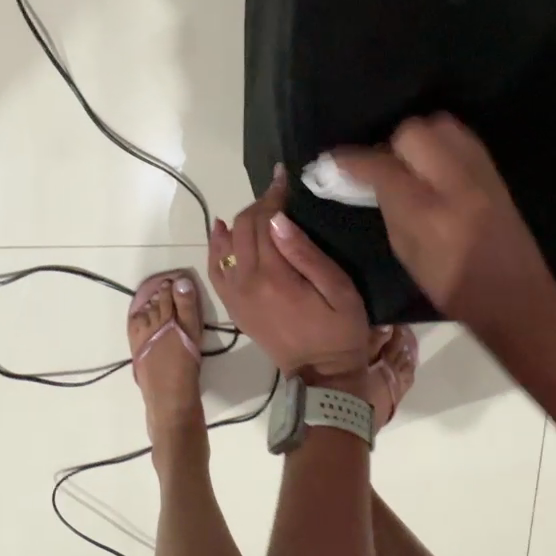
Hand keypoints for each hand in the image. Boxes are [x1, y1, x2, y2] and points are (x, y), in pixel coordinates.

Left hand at [209, 166, 377, 383]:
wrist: (321, 378)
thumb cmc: (339, 332)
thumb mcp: (338, 290)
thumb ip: (306, 254)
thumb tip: (278, 219)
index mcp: (273, 276)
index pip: (263, 221)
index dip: (273, 195)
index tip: (284, 177)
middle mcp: (246, 282)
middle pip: (242, 228)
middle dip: (259, 204)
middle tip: (279, 193)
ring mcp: (235, 295)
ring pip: (226, 244)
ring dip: (241, 221)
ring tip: (261, 209)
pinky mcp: (233, 306)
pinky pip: (216, 268)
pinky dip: (217, 246)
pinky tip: (223, 230)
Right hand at [332, 114, 555, 329]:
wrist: (516, 296)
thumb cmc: (451, 285)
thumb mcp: (405, 251)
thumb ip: (386, 206)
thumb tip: (366, 176)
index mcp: (426, 212)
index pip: (380, 166)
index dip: (351, 160)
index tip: (333, 161)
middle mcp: (454, 184)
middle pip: (412, 132)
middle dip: (389, 142)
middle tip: (382, 163)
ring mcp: (479, 173)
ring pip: (439, 125)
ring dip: (416, 137)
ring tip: (408, 160)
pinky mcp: (494, 170)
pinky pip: (459, 136)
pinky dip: (439, 141)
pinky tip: (431, 161)